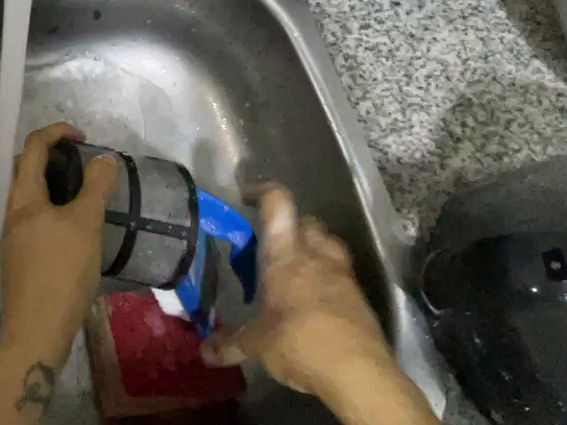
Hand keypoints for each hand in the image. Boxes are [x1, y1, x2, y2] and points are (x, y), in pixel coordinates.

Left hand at [0, 122, 119, 365]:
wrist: (37, 332)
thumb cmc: (60, 271)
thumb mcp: (85, 223)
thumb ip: (96, 186)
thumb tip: (105, 157)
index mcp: (23, 195)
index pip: (33, 146)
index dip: (57, 132)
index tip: (84, 137)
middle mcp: (12, 210)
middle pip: (27, 168)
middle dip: (53, 156)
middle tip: (83, 164)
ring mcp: (14, 236)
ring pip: (31, 195)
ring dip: (55, 184)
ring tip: (85, 195)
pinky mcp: (21, 258)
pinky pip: (36, 219)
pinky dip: (54, 209)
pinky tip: (75, 229)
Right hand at [201, 187, 434, 424]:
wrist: (358, 373)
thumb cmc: (298, 341)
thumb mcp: (257, 344)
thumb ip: (231, 343)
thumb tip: (205, 352)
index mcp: (284, 253)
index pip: (277, 203)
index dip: (263, 193)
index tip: (248, 198)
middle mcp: (315, 254)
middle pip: (307, 220)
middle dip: (292, 227)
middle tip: (274, 245)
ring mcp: (342, 274)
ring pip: (330, 243)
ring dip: (315, 248)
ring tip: (299, 268)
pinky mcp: (360, 298)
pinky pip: (344, 275)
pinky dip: (331, 279)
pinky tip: (318, 301)